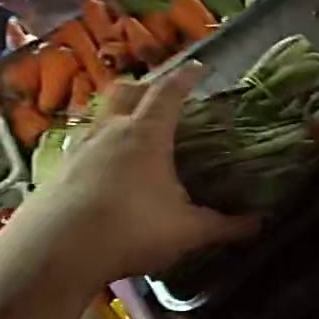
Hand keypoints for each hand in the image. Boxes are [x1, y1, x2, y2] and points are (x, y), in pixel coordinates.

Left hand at [18, 64, 257, 282]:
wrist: (58, 250)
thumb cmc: (132, 229)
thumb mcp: (188, 231)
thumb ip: (225, 227)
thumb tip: (260, 224)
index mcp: (146, 135)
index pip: (168, 93)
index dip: (185, 78)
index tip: (199, 68)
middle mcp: (110, 131)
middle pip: (125, 91)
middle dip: (146, 86)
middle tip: (161, 95)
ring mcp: (80, 148)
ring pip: (99, 114)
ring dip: (116, 112)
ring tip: (131, 127)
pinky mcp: (59, 170)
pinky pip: (82, 143)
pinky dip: (98, 144)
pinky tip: (105, 167)